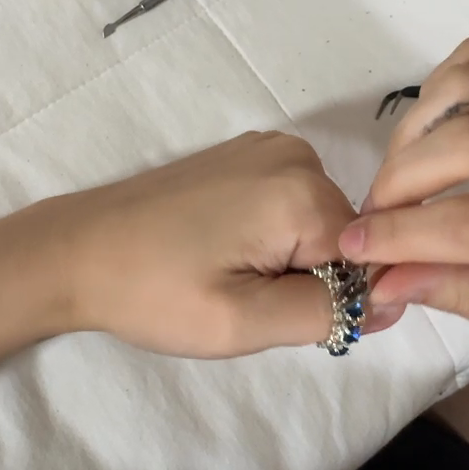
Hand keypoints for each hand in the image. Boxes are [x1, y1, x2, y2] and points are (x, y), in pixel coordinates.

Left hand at [42, 131, 358, 358]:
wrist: (78, 248)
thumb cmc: (154, 290)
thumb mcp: (242, 322)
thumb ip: (326, 312)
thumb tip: (390, 298)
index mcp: (301, 191)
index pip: (367, 258)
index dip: (333, 300)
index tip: (280, 314)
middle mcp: (297, 155)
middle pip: (343, 237)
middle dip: (310, 277)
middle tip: (247, 297)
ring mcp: (271, 147)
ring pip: (319, 223)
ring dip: (292, 259)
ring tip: (231, 273)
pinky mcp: (248, 153)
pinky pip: (292, 203)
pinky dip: (275, 235)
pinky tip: (227, 248)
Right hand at [342, 39, 468, 344]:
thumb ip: (457, 293)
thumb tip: (379, 278)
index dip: (405, 233)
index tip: (355, 244)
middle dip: (400, 177)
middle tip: (372, 209)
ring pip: (468, 89)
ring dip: (413, 131)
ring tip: (402, 174)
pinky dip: (437, 91)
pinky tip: (432, 133)